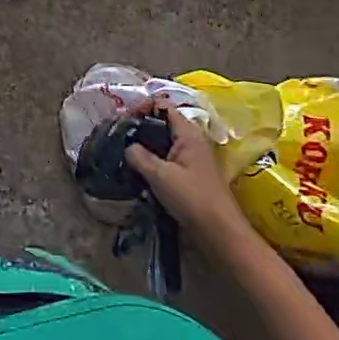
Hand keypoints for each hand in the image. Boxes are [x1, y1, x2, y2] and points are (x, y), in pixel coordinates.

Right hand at [124, 99, 249, 239]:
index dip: (141, 107)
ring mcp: (192, 158)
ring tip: (122, 151)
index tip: (122, 120)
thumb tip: (127, 146)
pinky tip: (137, 170)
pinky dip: (152, 160)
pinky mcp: (190, 174)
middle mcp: (192, 140)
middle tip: (118, 135)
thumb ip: (138, 155)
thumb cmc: (191, 198)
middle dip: (140, 127)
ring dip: (144, 145)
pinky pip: (166, 158)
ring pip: (163, 142)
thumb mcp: (159, 175)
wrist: (220, 233)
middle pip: (161, 123)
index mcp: (188, 133)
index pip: (162, 106)